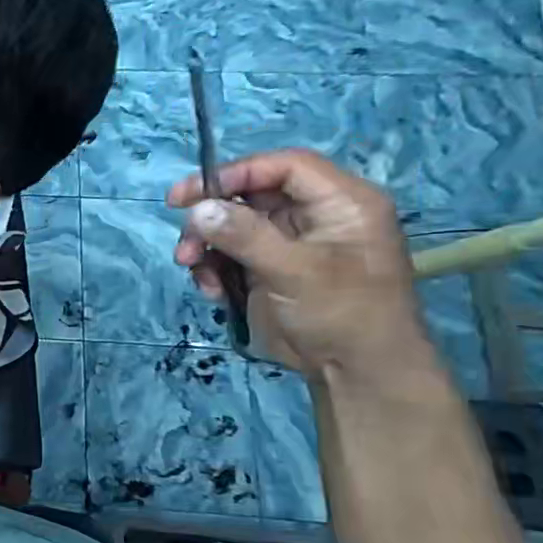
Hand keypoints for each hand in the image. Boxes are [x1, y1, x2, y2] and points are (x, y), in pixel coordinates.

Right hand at [168, 149, 430, 378]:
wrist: (357, 376)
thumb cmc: (342, 314)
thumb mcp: (295, 271)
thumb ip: (245, 235)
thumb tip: (197, 208)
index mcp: (340, 202)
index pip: (284, 167)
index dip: (237, 173)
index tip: (191, 193)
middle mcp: (314, 216)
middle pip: (251, 195)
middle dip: (212, 215)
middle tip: (185, 238)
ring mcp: (289, 244)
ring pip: (234, 225)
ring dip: (206, 244)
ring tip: (190, 266)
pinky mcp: (270, 270)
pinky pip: (231, 254)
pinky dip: (214, 268)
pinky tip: (210, 290)